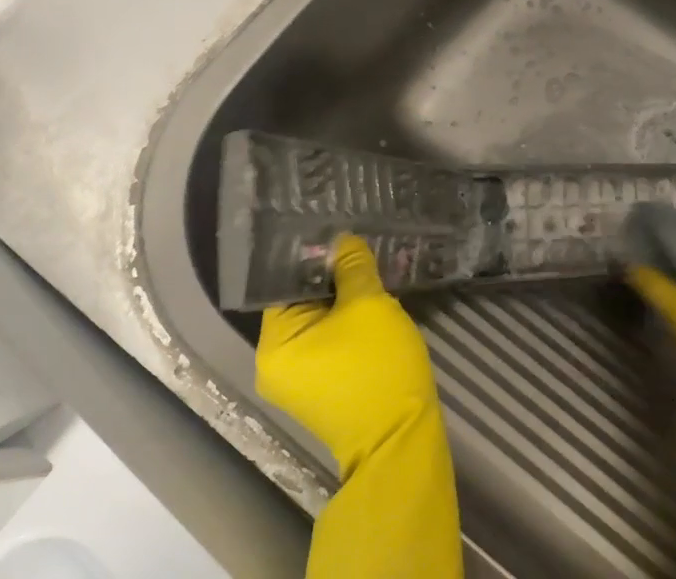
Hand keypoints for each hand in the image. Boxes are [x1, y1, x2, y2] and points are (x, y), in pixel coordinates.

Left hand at [254, 234, 438, 479]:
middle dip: (333, 281)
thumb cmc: (377, 368)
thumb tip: (342, 241)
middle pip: (302, 305)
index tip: (341, 239)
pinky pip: (329, 345)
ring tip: (371, 278)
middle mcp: (274, 366)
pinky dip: (347, 328)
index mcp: (273, 345)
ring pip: (319, 325)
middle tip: (362, 255)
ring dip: (344, 304)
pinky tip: (372, 312)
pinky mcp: (322, 391)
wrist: (402, 436)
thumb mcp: (369, 306)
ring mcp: (298, 382)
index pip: (285, 286)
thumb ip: (352, 267)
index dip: (314, 260)